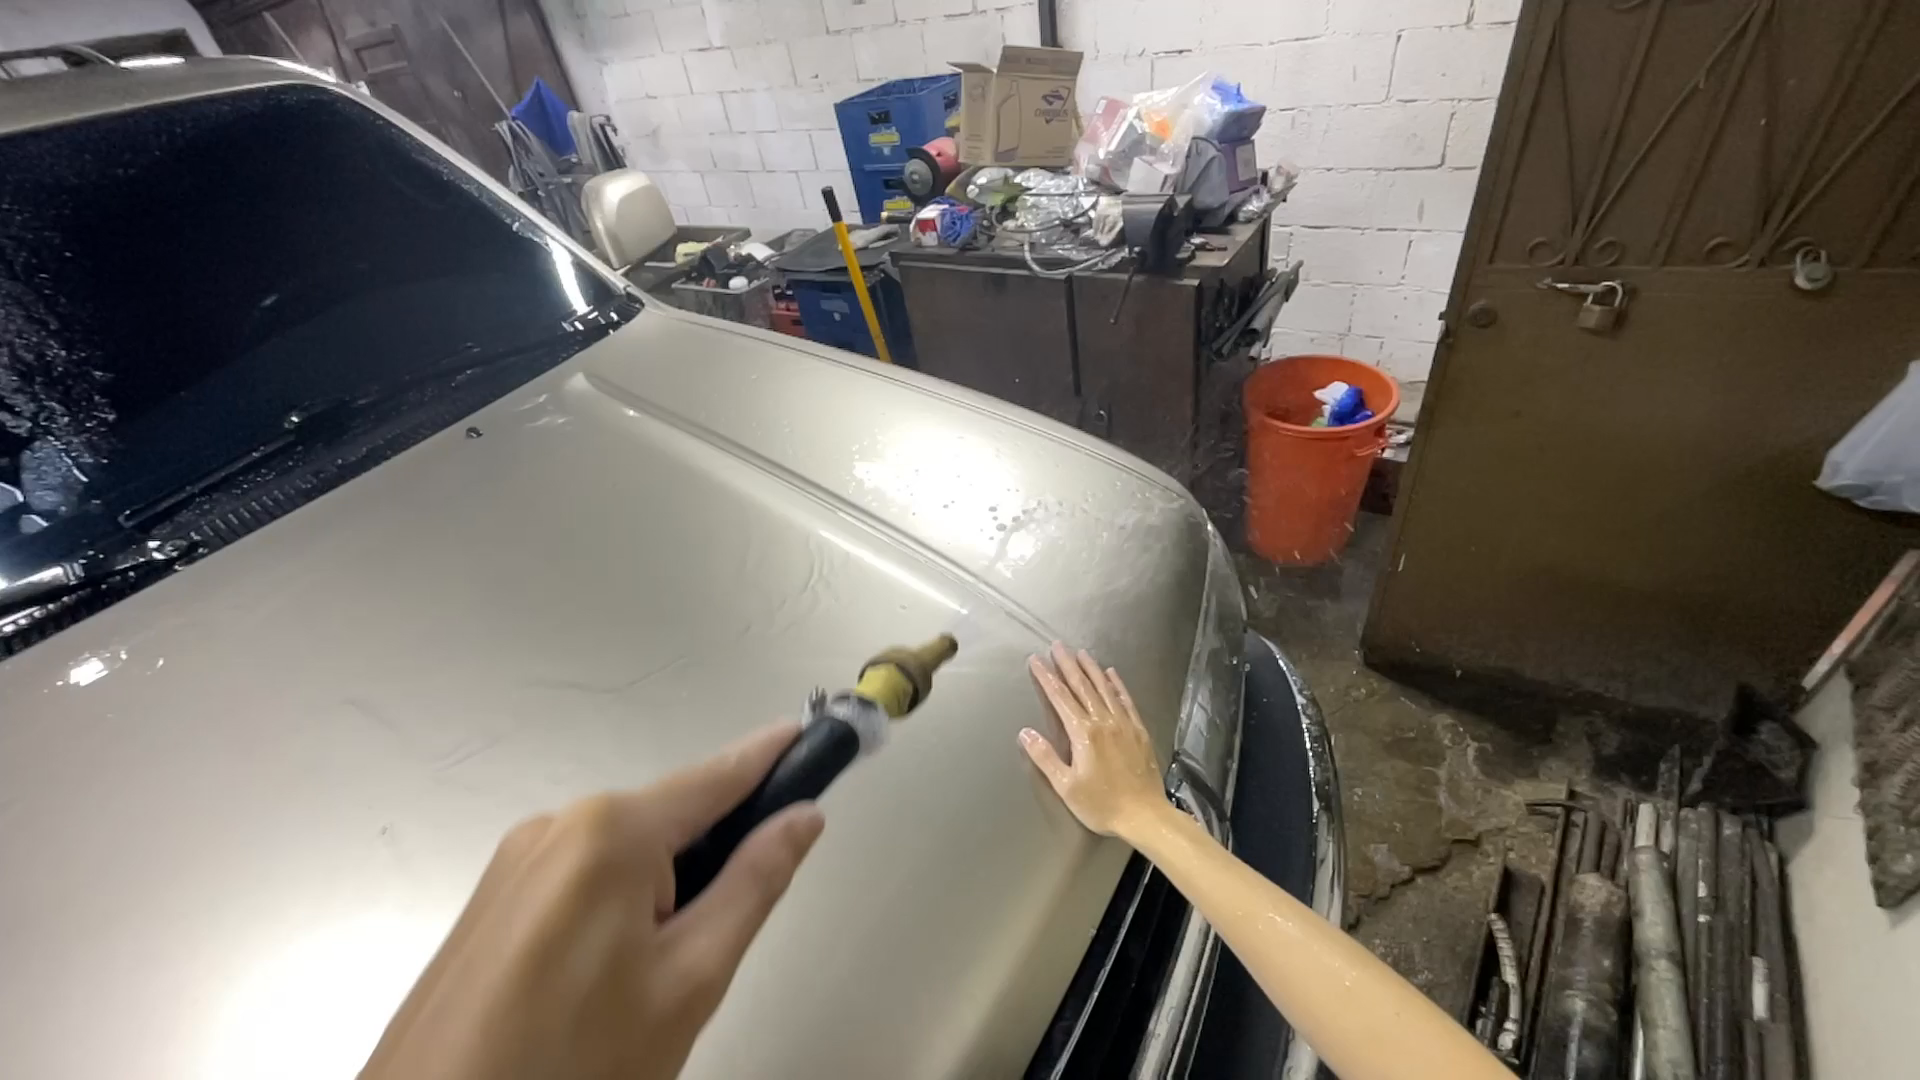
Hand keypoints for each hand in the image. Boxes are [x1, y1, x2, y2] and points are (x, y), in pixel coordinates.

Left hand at [361, 724, 823, 1079]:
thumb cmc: (579, 1063)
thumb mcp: (691, 978)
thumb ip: (754, 883)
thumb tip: (804, 816)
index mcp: (611, 831)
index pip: (717, 777)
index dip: (770, 755)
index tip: (811, 732)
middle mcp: (559, 823)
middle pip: (670, 818)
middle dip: (713, 852)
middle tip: (723, 932)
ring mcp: (517, 858)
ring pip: (628, 849)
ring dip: (666, 884)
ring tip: (658, 973)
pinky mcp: (492, 897)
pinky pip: (585, 873)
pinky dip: (622, 899)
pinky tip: (612, 971)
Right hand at [1020, 642, 1166, 837]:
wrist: (1145, 815)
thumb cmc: (1102, 804)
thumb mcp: (1066, 786)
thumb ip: (1045, 757)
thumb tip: (1025, 732)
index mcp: (1083, 733)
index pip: (1060, 698)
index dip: (1046, 677)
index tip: (1036, 660)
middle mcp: (1104, 721)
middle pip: (1082, 686)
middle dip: (1067, 664)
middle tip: (1057, 646)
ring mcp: (1124, 724)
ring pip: (1105, 689)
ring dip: (1091, 669)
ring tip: (1081, 652)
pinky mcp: (1139, 731)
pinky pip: (1126, 701)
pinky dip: (1118, 685)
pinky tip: (1112, 674)